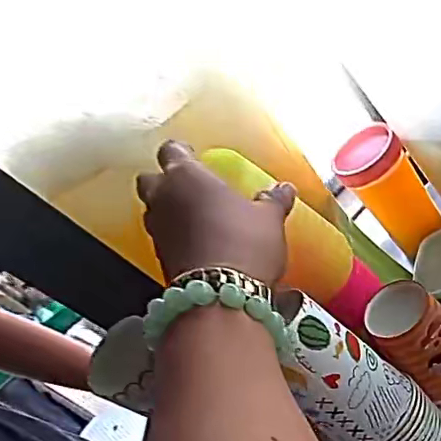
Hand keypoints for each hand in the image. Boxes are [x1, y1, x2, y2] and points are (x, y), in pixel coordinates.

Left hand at [136, 141, 295, 284]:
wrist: (223, 290)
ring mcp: (157, 226)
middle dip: (169, 183)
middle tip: (195, 192)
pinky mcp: (159, 254)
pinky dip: (178, 236)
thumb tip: (286, 187)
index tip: (197, 157)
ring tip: (201, 222)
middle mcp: (163, 195)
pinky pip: (165, 236)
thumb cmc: (247, 243)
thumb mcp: (270, 220)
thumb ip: (274, 201)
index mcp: (187, 176)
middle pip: (154, 179)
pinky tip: (201, 245)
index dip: (185, 153)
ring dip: (173, 212)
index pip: (173, 151)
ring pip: (157, 209)